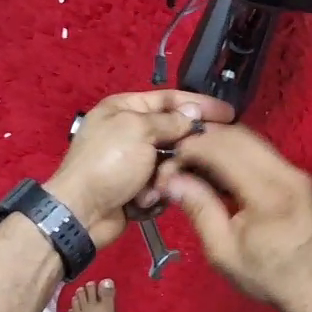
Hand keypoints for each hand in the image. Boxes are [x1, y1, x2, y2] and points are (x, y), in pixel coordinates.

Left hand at [45, 90, 235, 248]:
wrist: (82, 212)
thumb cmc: (109, 162)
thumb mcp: (139, 131)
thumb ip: (170, 121)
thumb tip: (193, 113)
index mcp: (124, 108)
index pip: (169, 99)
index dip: (199, 104)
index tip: (229, 113)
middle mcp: (128, 131)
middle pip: (172, 133)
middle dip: (183, 149)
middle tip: (204, 158)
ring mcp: (131, 162)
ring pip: (169, 163)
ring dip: (166, 176)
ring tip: (156, 187)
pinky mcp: (134, 188)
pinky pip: (159, 186)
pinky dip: (154, 194)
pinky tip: (145, 201)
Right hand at [156, 124, 311, 310]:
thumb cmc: (267, 277)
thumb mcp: (223, 252)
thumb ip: (200, 210)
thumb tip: (171, 179)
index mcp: (268, 195)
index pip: (223, 150)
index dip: (191, 148)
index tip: (169, 163)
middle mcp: (286, 173)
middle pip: (237, 136)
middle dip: (202, 140)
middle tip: (178, 160)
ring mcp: (295, 171)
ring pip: (249, 138)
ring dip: (218, 143)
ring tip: (193, 163)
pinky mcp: (296, 174)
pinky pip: (259, 150)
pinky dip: (234, 151)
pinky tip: (217, 169)